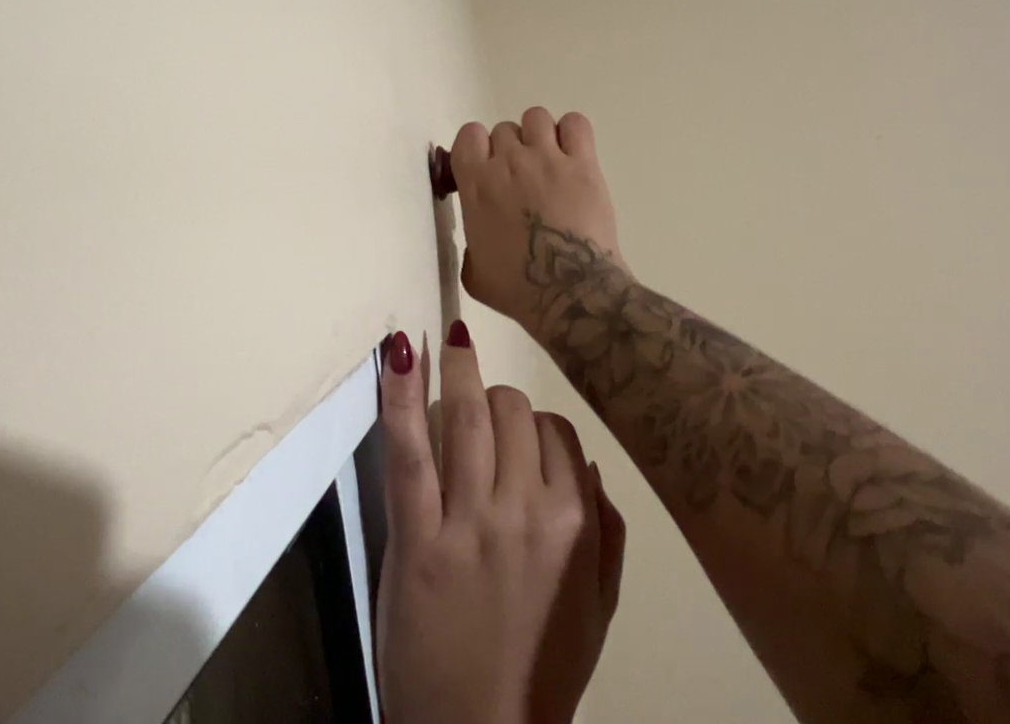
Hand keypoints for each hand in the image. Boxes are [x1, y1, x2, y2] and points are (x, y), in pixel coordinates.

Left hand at [375, 326, 624, 723]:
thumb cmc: (541, 670)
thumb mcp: (598, 608)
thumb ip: (608, 534)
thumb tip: (587, 467)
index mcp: (576, 524)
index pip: (556, 434)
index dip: (534, 425)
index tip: (516, 433)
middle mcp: (528, 510)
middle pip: (514, 415)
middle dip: (498, 397)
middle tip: (480, 397)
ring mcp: (470, 521)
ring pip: (469, 419)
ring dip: (459, 369)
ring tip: (450, 338)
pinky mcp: (416, 537)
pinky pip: (410, 452)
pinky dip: (404, 399)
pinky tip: (401, 356)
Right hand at [450, 108, 625, 335]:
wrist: (570, 292)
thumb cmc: (517, 289)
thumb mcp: (472, 270)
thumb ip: (471, 240)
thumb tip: (482, 232)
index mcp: (476, 185)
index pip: (469, 134)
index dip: (476, 150)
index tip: (484, 170)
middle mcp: (509, 162)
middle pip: (503, 130)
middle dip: (509, 151)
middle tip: (521, 180)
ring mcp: (548, 159)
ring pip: (536, 118)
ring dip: (538, 137)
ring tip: (547, 164)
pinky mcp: (584, 164)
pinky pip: (575, 123)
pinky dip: (571, 133)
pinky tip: (571, 156)